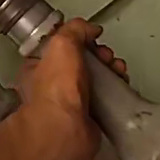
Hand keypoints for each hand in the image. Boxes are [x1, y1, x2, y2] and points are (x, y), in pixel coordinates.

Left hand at [15, 19, 121, 159]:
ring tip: (117, 69)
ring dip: (110, 69)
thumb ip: (76, 29)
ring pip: (96, 78)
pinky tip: (121, 83)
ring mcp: (71, 102)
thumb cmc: (55, 90)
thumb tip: (91, 28)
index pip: (60, 45)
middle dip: (99, 54)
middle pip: (82, 61)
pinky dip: (116, 89)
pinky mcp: (89, 117)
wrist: (65, 131)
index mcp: (38, 66)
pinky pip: (105, 97)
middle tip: (106, 56)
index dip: (79, 39)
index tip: (92, 37)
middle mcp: (53, 85)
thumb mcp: (62, 43)